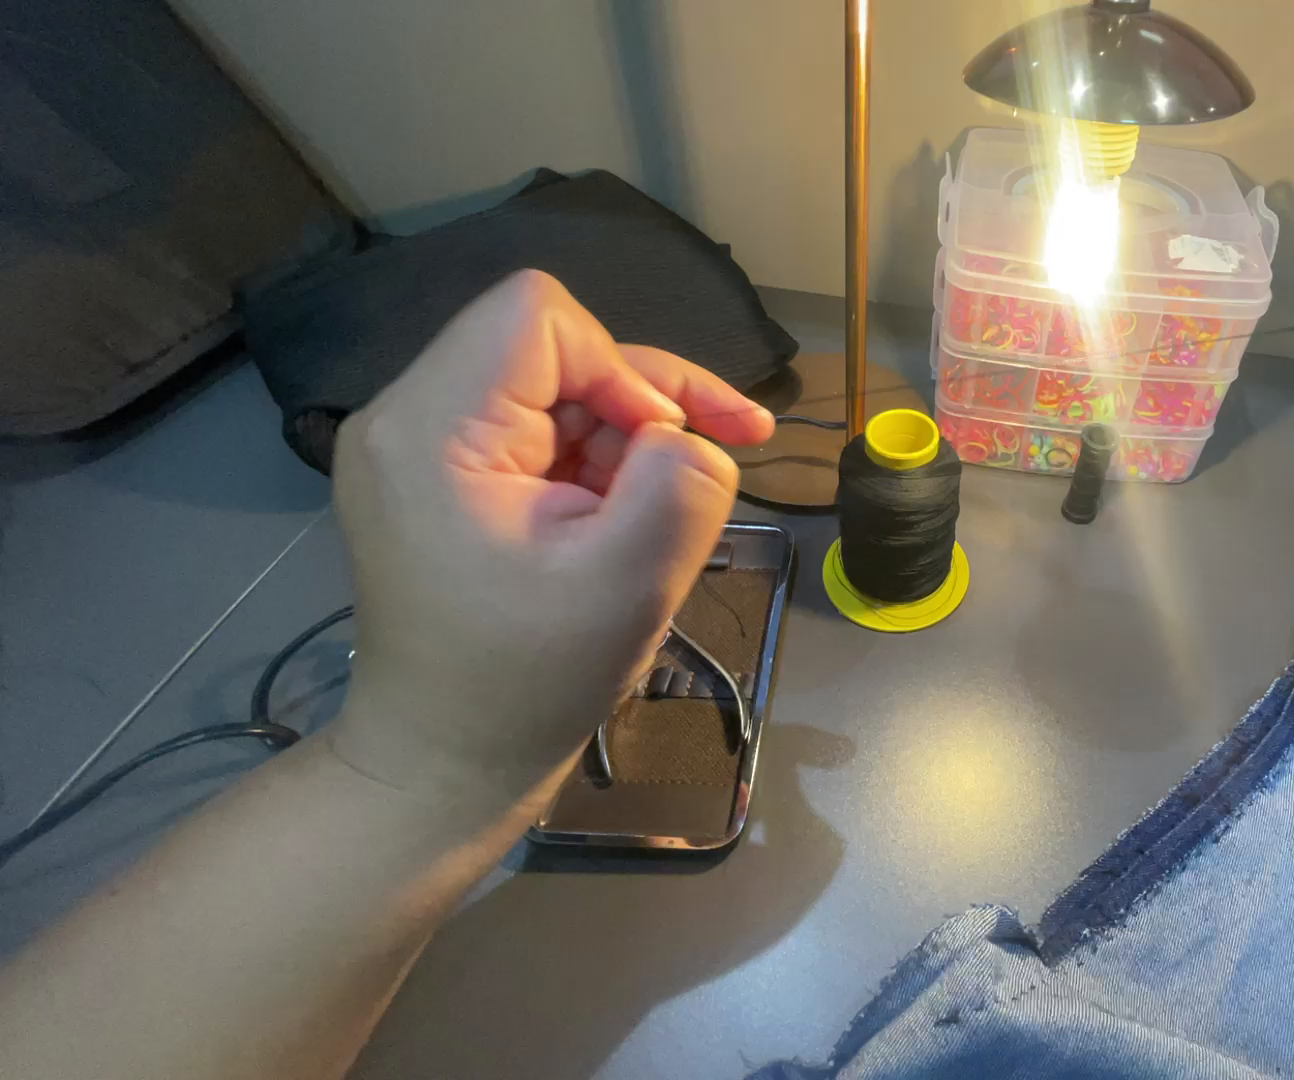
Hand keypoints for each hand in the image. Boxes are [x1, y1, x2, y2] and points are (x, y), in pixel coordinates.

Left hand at [327, 270, 774, 801]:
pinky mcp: (464, 484)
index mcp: (437, 430)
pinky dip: (617, 471)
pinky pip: (560, 441)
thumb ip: (683, 486)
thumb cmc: (533, 679)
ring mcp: (439, 453)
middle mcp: (421, 420)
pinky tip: (641, 523)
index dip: (625, 371)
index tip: (658, 453)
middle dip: (654, 403)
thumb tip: (689, 440)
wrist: (454, 758)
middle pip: (563, 352)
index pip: (541, 318)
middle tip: (739, 447)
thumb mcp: (631, 582)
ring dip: (642, 445)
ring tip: (678, 514)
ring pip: (572, 396)